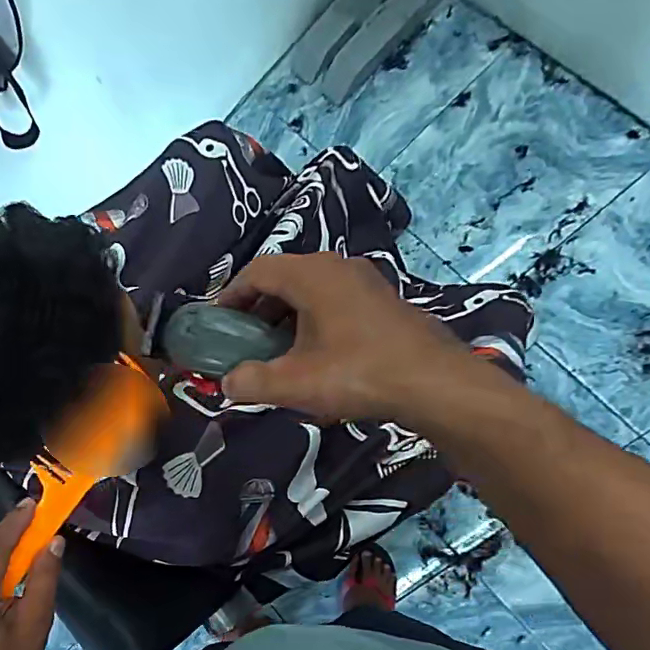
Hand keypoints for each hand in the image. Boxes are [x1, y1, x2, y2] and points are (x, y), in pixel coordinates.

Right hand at [216, 253, 474, 421]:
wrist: (432, 382)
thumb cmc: (356, 373)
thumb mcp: (294, 383)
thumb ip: (251, 382)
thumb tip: (226, 383)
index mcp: (311, 273)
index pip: (256, 271)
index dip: (231, 295)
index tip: (217, 322)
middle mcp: (337, 266)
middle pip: (284, 278)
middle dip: (257, 308)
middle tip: (244, 340)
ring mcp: (365, 280)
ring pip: (311, 290)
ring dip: (286, 316)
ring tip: (275, 351)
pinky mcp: (383, 300)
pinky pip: (334, 301)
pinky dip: (313, 320)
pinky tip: (314, 354)